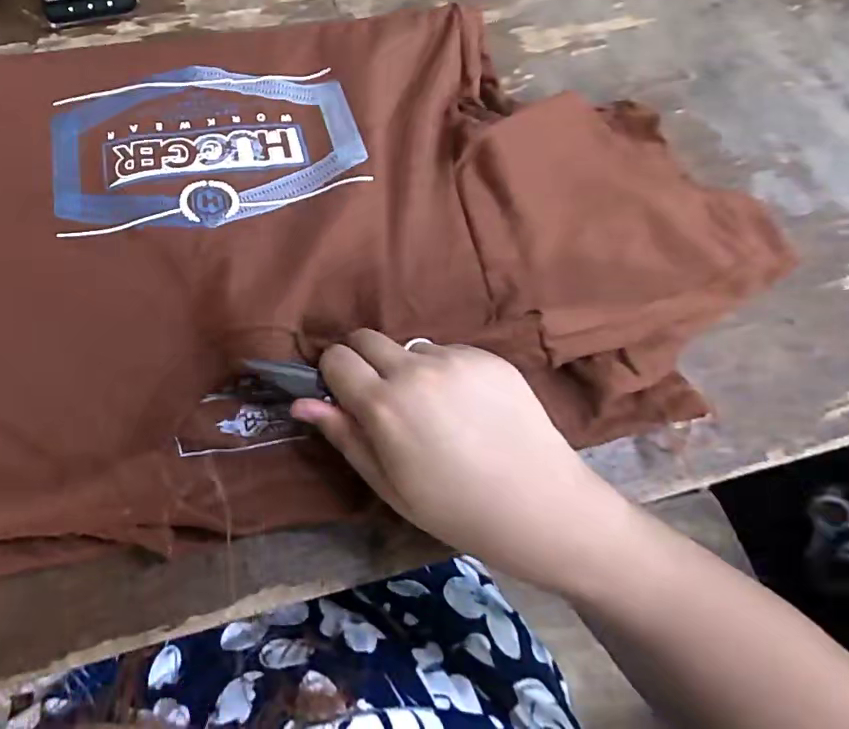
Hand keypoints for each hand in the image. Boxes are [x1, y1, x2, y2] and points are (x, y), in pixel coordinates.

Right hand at [292, 330, 633, 585]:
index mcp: (385, 404)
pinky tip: (468, 409)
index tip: (345, 399)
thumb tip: (301, 402)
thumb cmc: (457, 510)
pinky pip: (447, 353)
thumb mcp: (390, 485)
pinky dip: (444, 372)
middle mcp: (415, 369)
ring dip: (405, 368)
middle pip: (365, 338)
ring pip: (408, 347)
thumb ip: (345, 436)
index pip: (336, 358)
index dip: (334, 376)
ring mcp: (455, 358)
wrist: (546, 508)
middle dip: (362, 361)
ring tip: (435, 411)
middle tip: (383, 401)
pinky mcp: (487, 356)